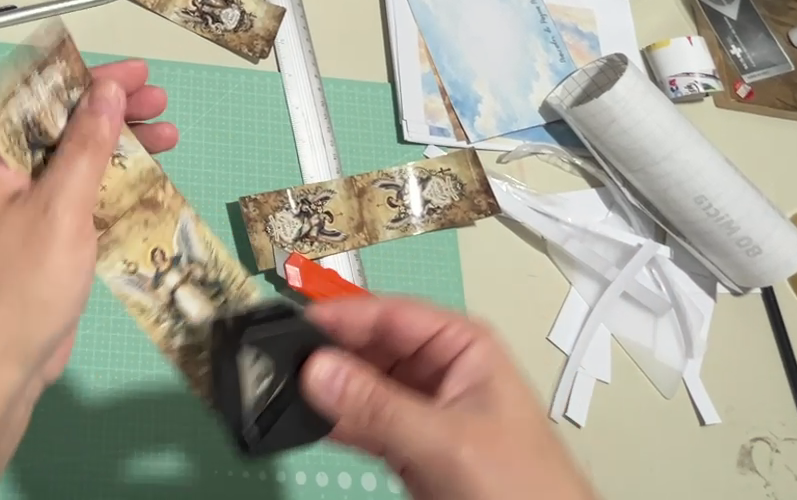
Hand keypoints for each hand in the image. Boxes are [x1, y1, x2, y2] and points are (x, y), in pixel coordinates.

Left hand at [0, 61, 177, 391]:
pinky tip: (147, 174)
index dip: (91, 80)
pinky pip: (78, 192)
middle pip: (62, 125)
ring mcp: (20, 203)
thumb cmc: (20, 285)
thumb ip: (87, 144)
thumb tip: (108, 89)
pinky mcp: (40, 232)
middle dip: (112, 112)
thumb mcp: (60, 207)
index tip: (138, 73)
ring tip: (167, 133)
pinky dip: (110, 182)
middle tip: (160, 101)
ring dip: (118, 146)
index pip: (41, 97)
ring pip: (74, 158)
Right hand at [301, 296, 596, 499]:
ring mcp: (420, 406)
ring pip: (360, 382)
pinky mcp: (407, 444)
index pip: (388, 314)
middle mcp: (436, 365)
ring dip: (327, 389)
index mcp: (458, 344)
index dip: (341, 316)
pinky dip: (335, 420)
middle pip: (369, 345)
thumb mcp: (448, 443)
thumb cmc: (519, 489)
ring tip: (282, 388)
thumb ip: (378, 406)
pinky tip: (305, 419)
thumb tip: (313, 368)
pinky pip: (362, 419)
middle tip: (277, 361)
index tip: (292, 323)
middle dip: (329, 355)